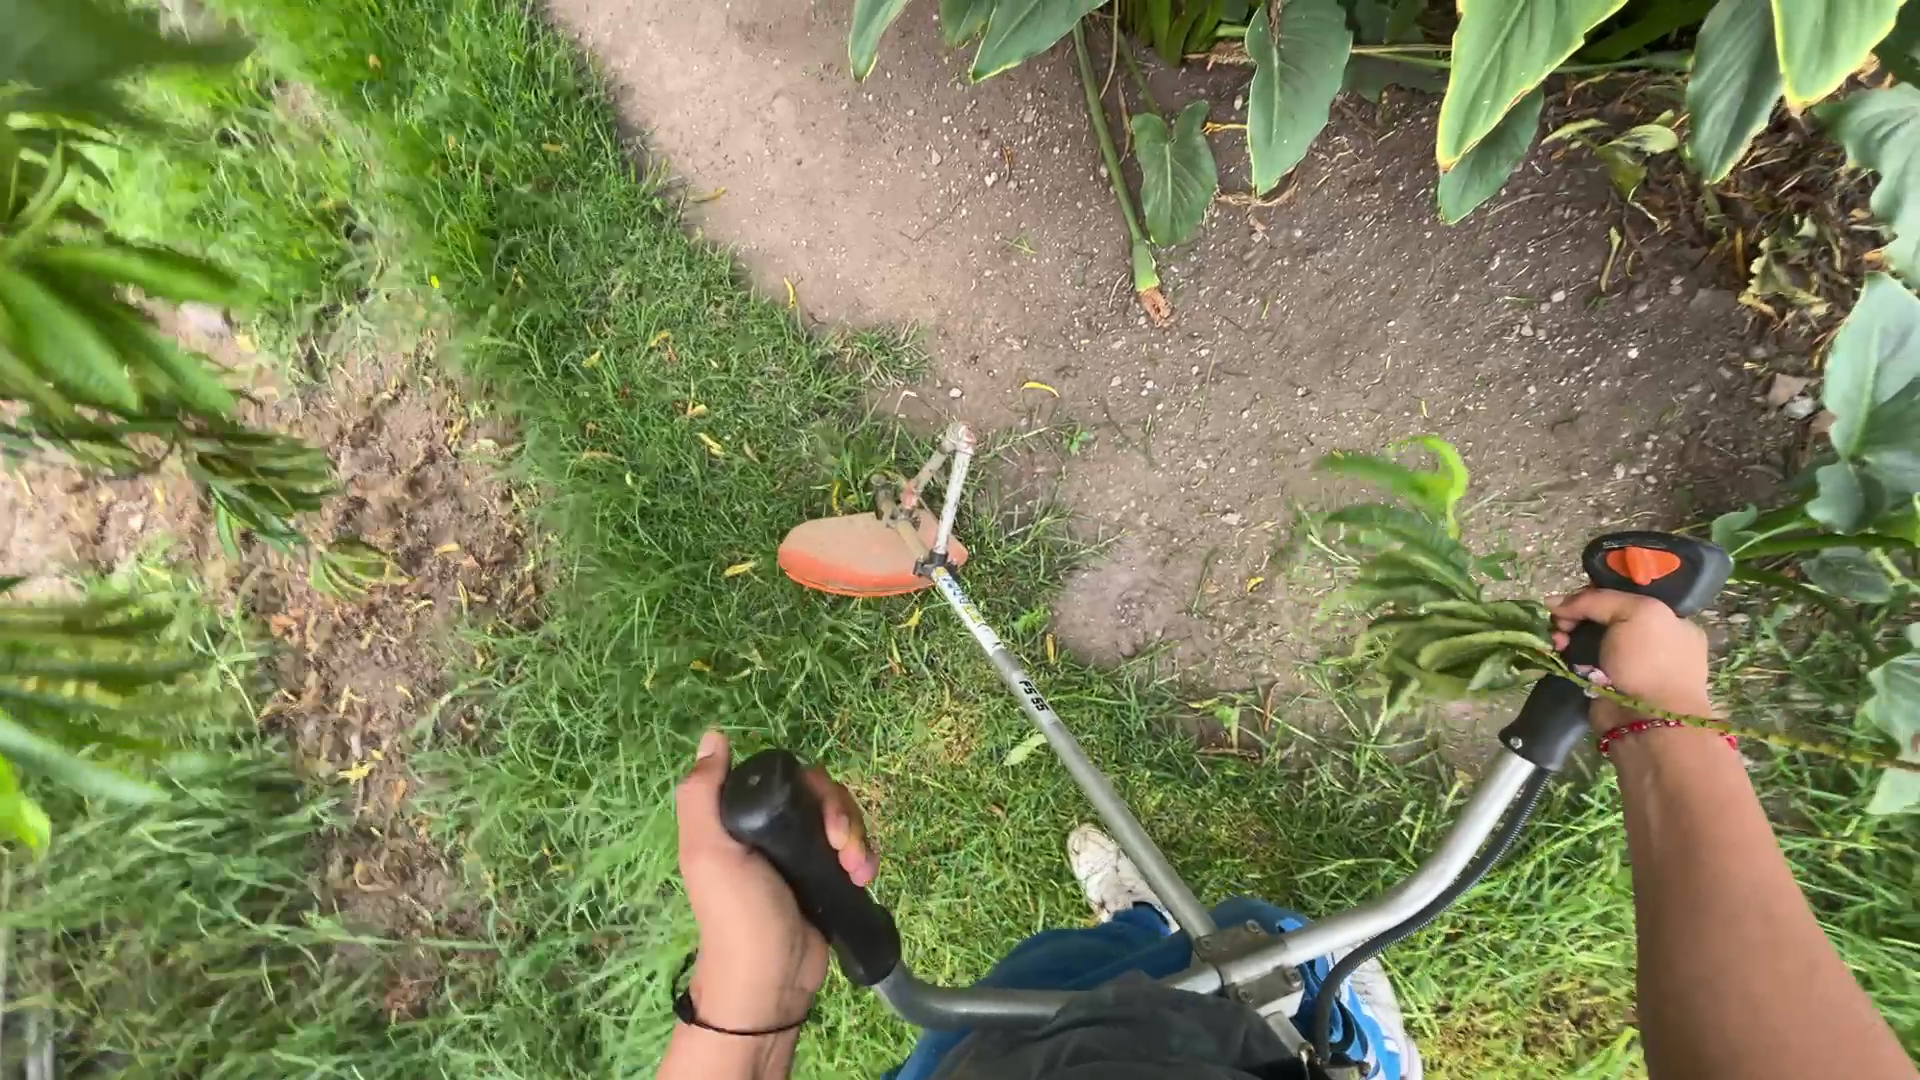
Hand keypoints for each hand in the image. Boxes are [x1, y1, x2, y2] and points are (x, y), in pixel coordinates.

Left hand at [675, 731, 877, 1029]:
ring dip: (857, 837)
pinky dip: (864, 855)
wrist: (771, 981)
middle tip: (842, 845)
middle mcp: (775, 831)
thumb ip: (703, 795)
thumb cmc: (736, 913)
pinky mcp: (829, 878)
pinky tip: (864, 875)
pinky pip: (855, 848)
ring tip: (857, 868)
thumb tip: (713, 736)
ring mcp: (805, 855)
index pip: (790, 778)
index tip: (820, 812)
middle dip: (841, 814)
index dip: (811, 786)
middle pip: (822, 796)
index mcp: (745, 819)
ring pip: (843, 819)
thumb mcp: (707, 851)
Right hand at [1549, 588, 1713, 732]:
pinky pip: (1577, 658)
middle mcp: (1649, 640)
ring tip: (1556, 643)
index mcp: (1668, 621)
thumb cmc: (1651, 661)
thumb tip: (1553, 603)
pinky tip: (1558, 654)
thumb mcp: (1637, 613)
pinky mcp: (1603, 680)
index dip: (1591, 596)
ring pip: (1584, 637)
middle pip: (1598, 616)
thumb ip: (1596, 600)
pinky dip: (1564, 654)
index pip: (1620, 597)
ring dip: (1564, 635)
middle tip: (1560, 625)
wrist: (1646, 716)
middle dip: (1573, 616)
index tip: (1570, 603)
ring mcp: (1626, 662)